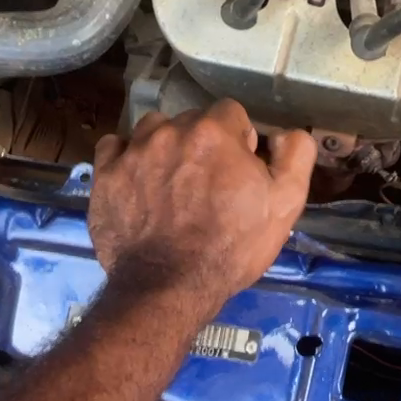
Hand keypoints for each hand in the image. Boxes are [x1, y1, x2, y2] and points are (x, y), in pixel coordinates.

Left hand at [90, 100, 316, 319]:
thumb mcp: (287, 202)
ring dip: (166, 146)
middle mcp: (170, 131)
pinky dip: (127, 158)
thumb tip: (282, 132)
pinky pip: (114, 147)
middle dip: (204, 144)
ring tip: (173, 182)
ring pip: (154, 130)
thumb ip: (296, 154)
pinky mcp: (104, 175)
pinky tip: (139, 181)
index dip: (239, 140)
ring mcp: (132, 152)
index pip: (231, 113)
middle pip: (192, 121)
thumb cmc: (232, 245)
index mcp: (214, 131)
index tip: (238, 169)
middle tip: (209, 183)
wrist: (169, 287)